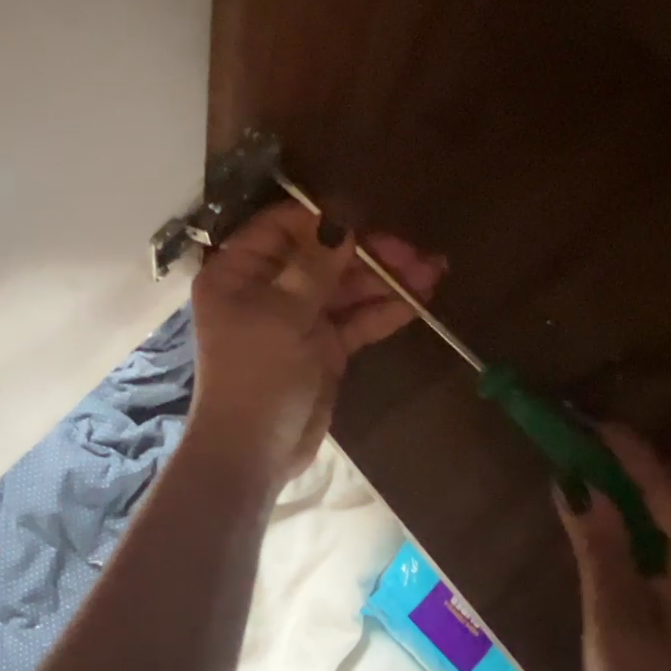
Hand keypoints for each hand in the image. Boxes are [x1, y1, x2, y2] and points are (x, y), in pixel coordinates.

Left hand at [188, 201, 443, 480]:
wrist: (254, 452)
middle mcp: (266, 287)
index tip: (367, 218)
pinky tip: (417, 302)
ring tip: (432, 273)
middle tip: (412, 253)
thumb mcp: (282, 314)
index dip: (324, 220)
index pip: (281, 227)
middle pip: (321, 256)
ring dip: (385, 281)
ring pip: (344, 288)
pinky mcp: (322, 346)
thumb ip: (315, 266)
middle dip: (367, 254)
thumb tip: (340, 223)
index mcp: (238, 271)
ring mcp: (296, 318)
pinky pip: (355, 320)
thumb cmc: (256, 374)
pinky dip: (383, 311)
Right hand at [558, 426, 670, 670]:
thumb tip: (571, 479)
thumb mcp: (615, 622)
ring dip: (654, 482)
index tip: (581, 416)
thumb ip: (598, 542)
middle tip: (583, 441)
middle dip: (636, 458)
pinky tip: (637, 518)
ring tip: (601, 470)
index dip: (622, 445)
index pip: (668, 483)